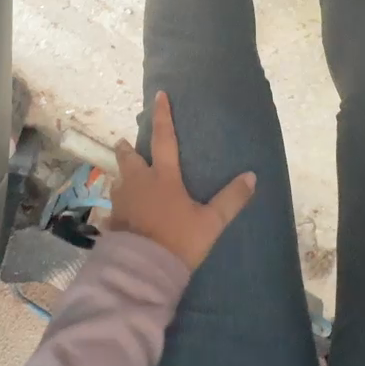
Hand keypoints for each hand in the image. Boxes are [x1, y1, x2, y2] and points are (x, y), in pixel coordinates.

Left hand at [110, 92, 256, 270]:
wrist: (142, 270)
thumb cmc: (178, 242)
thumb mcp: (210, 223)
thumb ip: (231, 200)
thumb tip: (252, 176)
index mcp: (163, 177)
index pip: (164, 138)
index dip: (163, 115)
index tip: (159, 95)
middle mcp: (138, 181)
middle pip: (128, 156)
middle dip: (127, 147)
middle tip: (126, 143)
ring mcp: (122, 200)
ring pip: (119, 179)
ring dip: (123, 176)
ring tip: (128, 179)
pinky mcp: (112, 219)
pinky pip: (114, 205)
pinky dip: (120, 203)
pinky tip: (123, 211)